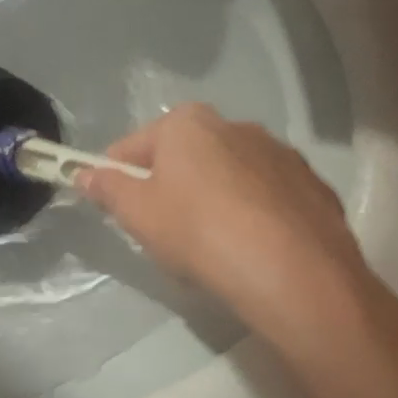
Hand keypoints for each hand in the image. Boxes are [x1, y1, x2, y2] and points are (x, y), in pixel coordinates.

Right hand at [78, 104, 368, 336]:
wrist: (293, 273)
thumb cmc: (199, 232)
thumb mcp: (137, 213)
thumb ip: (107, 187)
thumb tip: (84, 173)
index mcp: (188, 123)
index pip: (133, 146)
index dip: (117, 177)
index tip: (116, 208)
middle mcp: (236, 125)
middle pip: (185, 157)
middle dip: (170, 186)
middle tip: (163, 231)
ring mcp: (281, 155)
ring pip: (230, 176)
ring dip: (215, 199)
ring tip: (211, 246)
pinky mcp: (313, 188)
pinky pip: (268, 199)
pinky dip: (255, 216)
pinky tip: (251, 251)